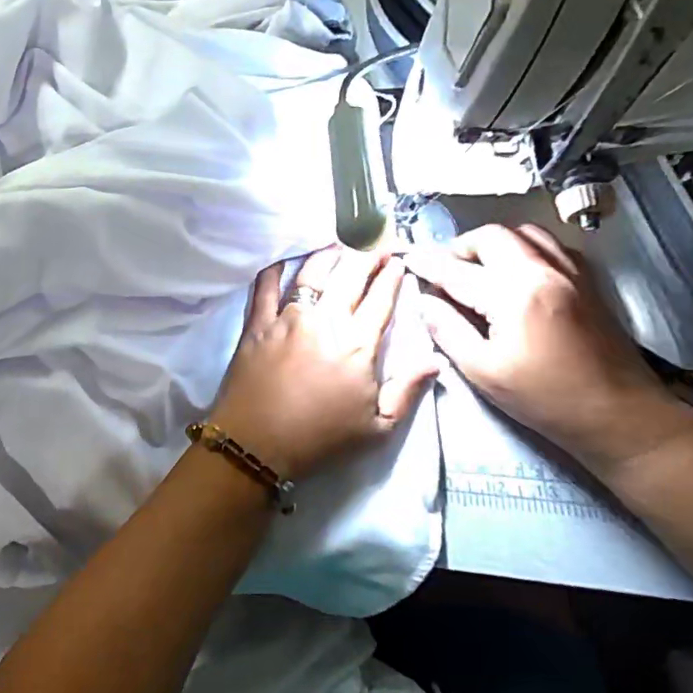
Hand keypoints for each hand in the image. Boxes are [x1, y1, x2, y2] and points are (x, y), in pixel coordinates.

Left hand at [209, 247, 437, 480]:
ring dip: (328, 254)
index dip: (392, 276)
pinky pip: (266, 285)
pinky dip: (278, 269)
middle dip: (367, 255)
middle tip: (376, 245)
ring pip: (311, 273)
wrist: (255, 447)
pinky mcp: (257, 323)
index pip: (380, 299)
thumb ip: (408, 390)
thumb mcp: (378, 428)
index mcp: (357, 344)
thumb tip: (436, 360)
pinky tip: (286, 260)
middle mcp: (324, 321)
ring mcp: (287, 318)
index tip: (398, 261)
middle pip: (349, 276)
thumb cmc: (321, 440)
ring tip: (338, 245)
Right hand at [408, 224, 692, 476]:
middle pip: (492, 236)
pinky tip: (518, 271)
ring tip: (479, 266)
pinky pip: (551, 244)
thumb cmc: (547, 400)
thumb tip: (425, 303)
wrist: (619, 414)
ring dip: (494, 242)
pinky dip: (525, 247)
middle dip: (462, 247)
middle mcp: (543, 269)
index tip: (410, 259)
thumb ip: (448, 331)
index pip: (459, 270)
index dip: (429, 264)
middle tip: (445, 268)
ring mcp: (570, 270)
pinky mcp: (588, 279)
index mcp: (515, 293)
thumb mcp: (485, 373)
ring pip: (524, 233)